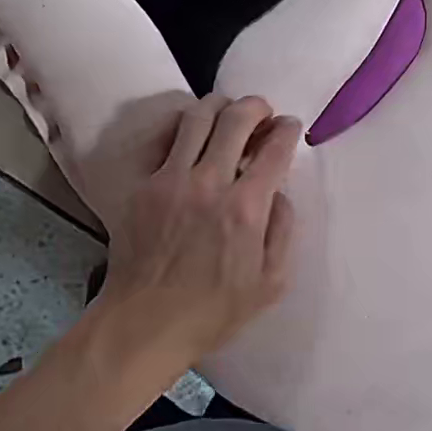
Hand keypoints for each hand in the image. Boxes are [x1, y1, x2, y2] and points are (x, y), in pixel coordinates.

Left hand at [93, 94, 301, 369]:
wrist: (144, 325)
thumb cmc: (214, 309)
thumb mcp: (272, 282)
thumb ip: (284, 230)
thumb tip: (280, 192)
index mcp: (246, 207)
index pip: (275, 148)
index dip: (287, 129)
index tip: (289, 127)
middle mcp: (209, 183)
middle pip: (236, 118)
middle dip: (257, 106)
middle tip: (262, 113)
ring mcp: (171, 180)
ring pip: (197, 116)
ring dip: (220, 106)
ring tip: (228, 114)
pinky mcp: (142, 185)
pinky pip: (163, 138)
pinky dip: (182, 126)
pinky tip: (192, 134)